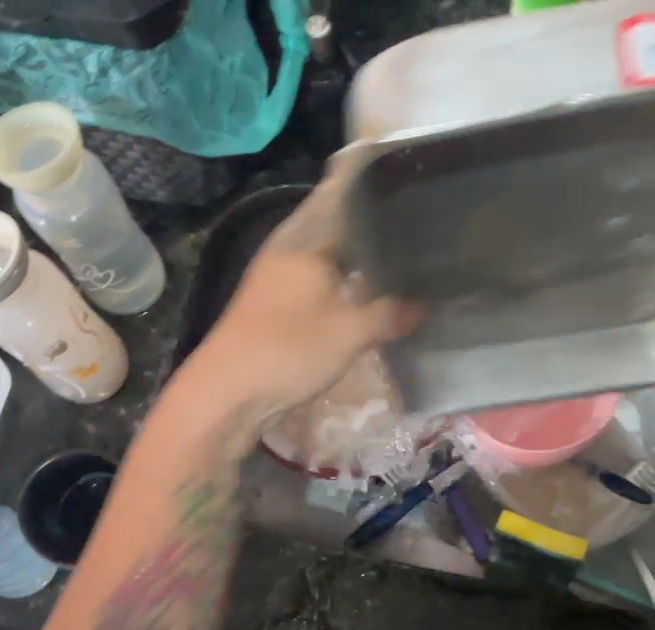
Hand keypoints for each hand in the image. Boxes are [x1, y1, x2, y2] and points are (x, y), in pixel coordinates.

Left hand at [185, 178, 422, 423]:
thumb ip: (390, 314)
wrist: (229, 393)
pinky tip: (362, 312)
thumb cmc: (290, 350)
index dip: (381, 213)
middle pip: (337, 243)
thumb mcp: (350, 333)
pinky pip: (315, 297)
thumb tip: (425, 307)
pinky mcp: (271, 314)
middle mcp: (287, 255)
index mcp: (304, 243)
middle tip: (417, 254)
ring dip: (356, 277)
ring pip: (326, 271)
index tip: (415, 216)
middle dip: (372, 249)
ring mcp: (275, 285)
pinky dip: (339, 300)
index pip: (348, 211)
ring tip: (399, 282)